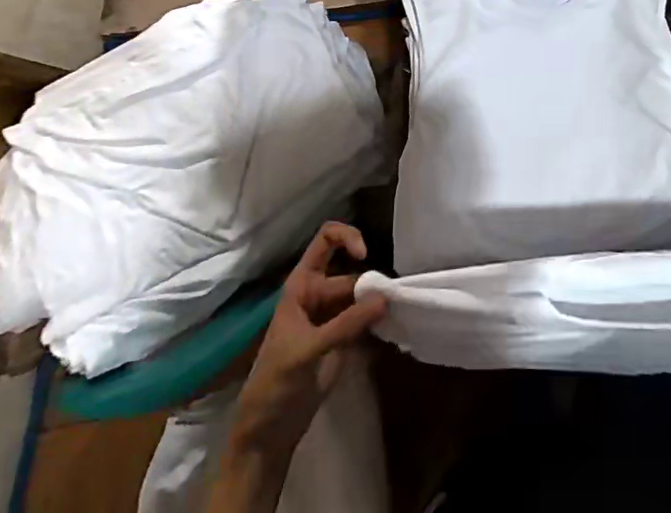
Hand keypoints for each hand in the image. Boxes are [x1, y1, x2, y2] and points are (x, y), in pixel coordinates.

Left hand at [230, 222, 388, 446]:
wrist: (267, 432)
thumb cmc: (275, 383)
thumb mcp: (307, 350)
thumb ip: (346, 323)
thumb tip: (385, 298)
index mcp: (302, 286)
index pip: (325, 241)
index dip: (346, 238)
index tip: (365, 255)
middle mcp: (319, 295)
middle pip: (354, 274)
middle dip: (375, 283)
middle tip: (397, 301)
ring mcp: (333, 317)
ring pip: (365, 297)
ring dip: (382, 302)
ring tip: (403, 312)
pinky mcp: (345, 339)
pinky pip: (369, 319)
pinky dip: (383, 320)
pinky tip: (397, 327)